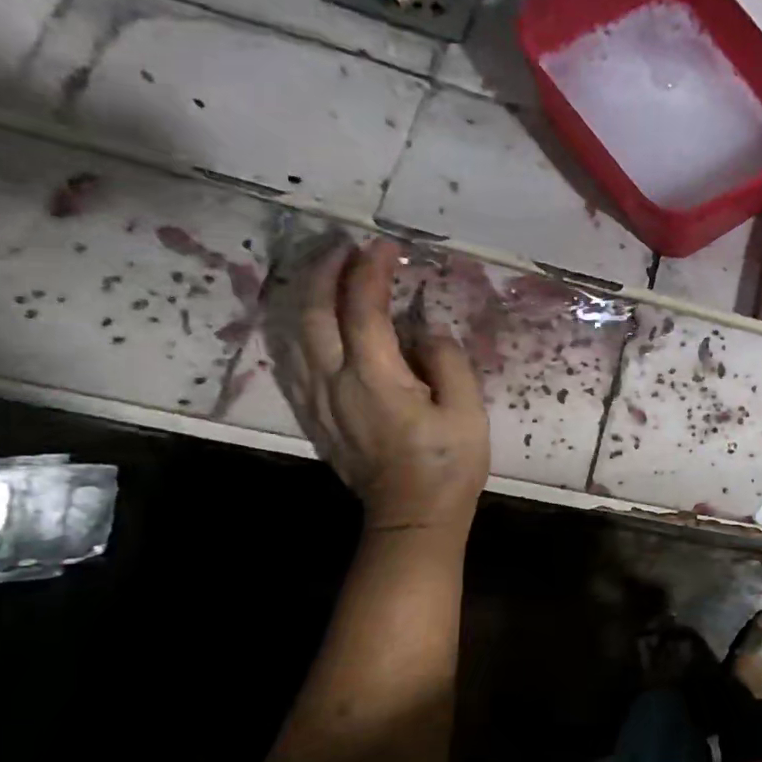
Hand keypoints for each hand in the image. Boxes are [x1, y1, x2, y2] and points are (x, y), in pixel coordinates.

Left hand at [278, 237, 489, 534]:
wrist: (413, 515)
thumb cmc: (449, 463)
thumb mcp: (467, 410)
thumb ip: (447, 361)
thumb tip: (425, 331)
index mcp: (376, 378)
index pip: (363, 310)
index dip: (371, 272)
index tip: (385, 246)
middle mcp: (335, 382)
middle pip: (312, 314)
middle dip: (324, 272)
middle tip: (344, 246)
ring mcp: (318, 399)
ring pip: (294, 334)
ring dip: (305, 295)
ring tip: (324, 272)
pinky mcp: (315, 414)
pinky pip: (294, 359)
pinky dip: (299, 327)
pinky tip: (312, 319)